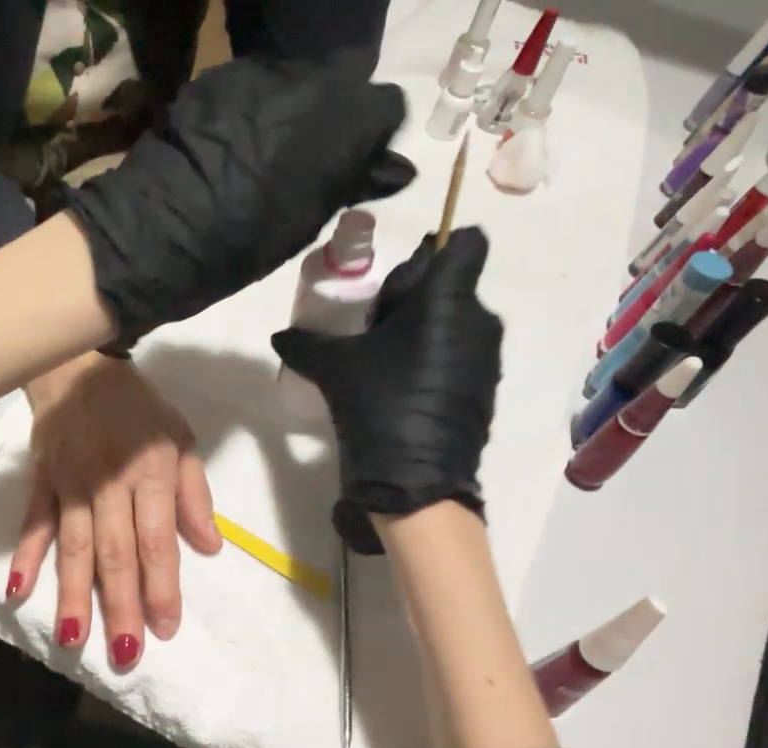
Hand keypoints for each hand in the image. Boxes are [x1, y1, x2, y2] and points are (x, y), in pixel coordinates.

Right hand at [8, 353, 220, 668]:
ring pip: (73, 546)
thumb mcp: (182, 439)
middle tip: (124, 653)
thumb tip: (209, 547)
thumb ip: (194, 494)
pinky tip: (18, 591)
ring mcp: (70, 483)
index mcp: (152, 472)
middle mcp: (111, 482)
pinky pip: (32, 522)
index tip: (165, 628)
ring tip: (74, 639)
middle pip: (115, 551)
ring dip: (73, 593)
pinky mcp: (41, 480)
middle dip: (120, 604)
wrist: (79, 365)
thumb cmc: (139, 410)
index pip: (157, 539)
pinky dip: (24, 555)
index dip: (160, 585)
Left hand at [62, 51, 415, 341]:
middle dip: (333, 114)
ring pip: (294, 81)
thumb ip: (352, 182)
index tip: (357, 161)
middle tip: (311, 158)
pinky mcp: (216, 78)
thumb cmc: (244, 243)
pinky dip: (252, 111)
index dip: (373, 133)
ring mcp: (258, 73)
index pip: (384, 105)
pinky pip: (251, 88)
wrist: (160, 234)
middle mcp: (308, 79)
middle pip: (339, 82)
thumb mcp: (308, 220)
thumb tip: (395, 170)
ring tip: (266, 155)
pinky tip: (231, 148)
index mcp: (342, 117)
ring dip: (291, 110)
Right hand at [271, 227, 503, 554]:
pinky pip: (460, 357)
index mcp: (447, 300)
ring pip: (455, 323)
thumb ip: (307, 343)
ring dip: (424, 333)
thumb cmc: (378, 407)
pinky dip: (435, 362)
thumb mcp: (334, 370)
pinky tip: (402, 391)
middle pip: (451, 286)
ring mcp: (487, 358)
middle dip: (414, 299)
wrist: (416, 484)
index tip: (399, 282)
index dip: (434, 250)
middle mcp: (478, 320)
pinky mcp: (485, 390)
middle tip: (374, 328)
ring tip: (385, 364)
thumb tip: (280, 335)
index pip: (464, 243)